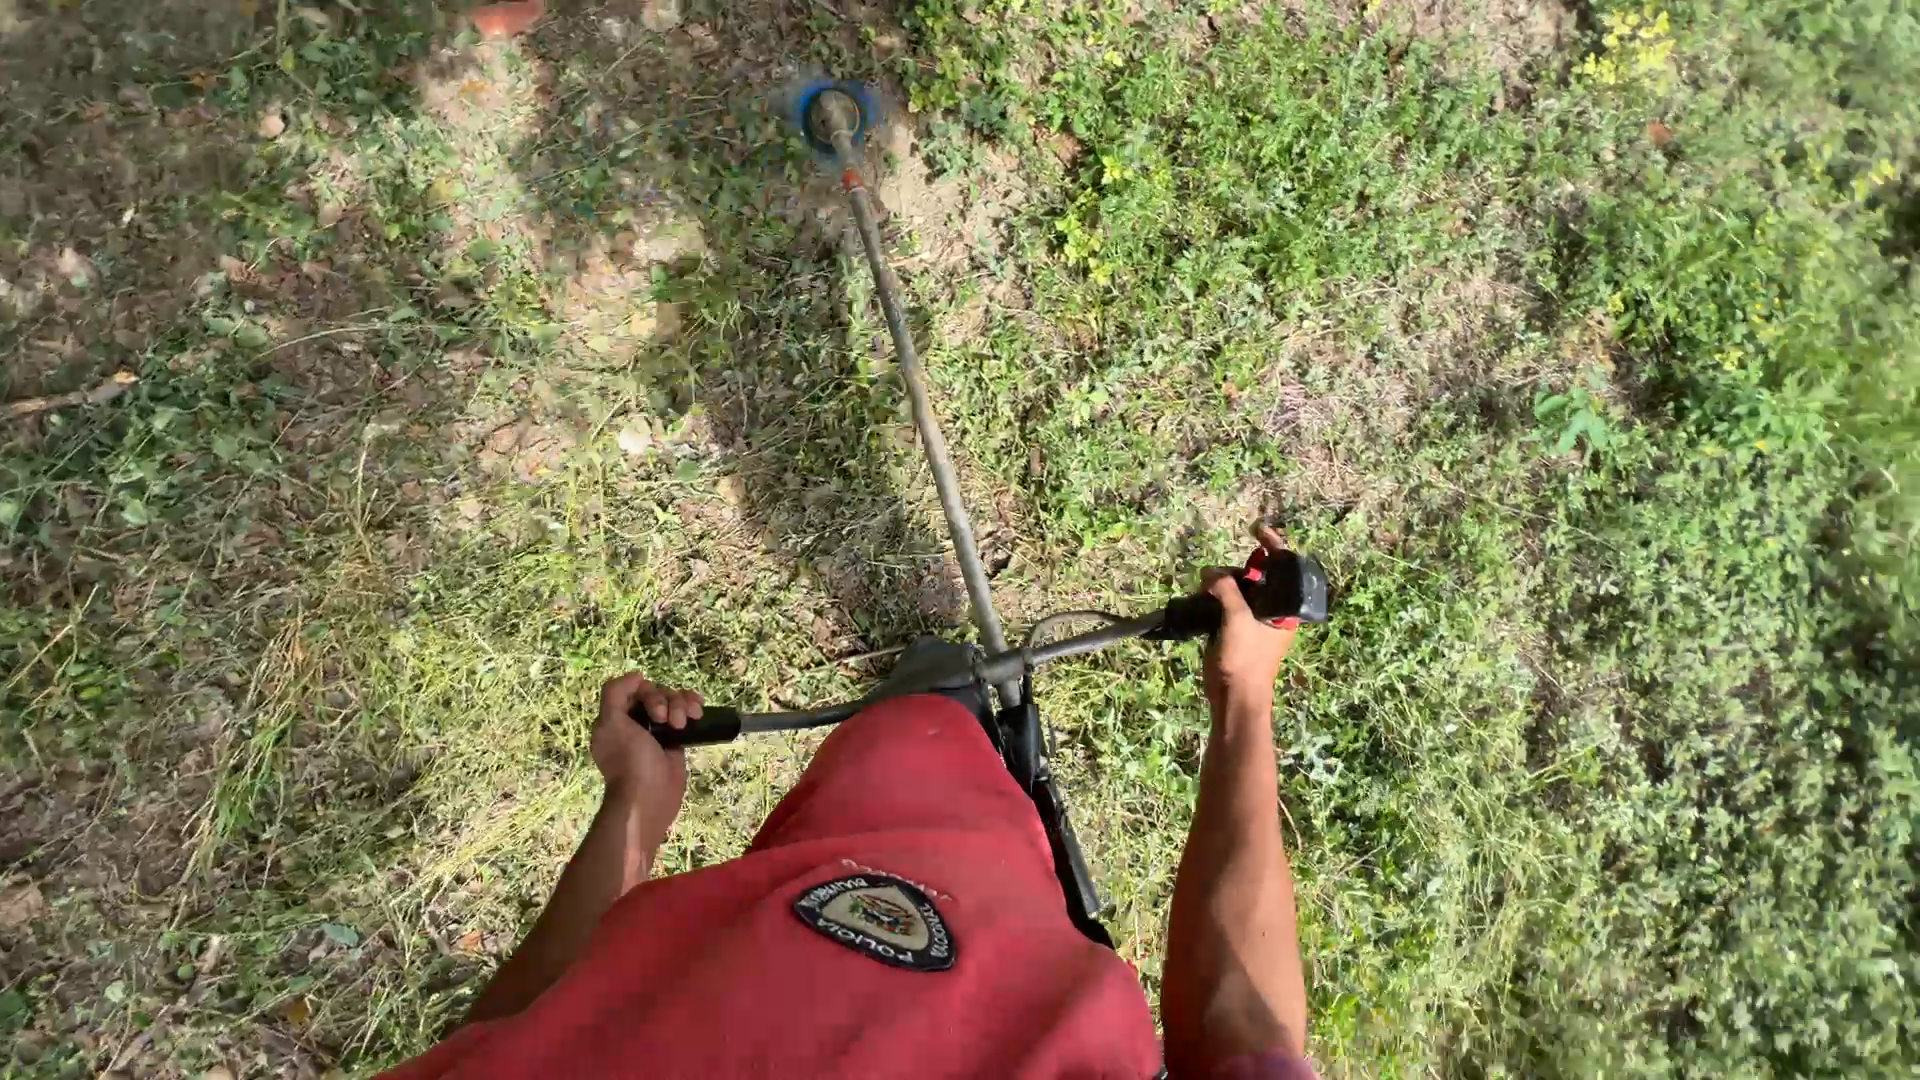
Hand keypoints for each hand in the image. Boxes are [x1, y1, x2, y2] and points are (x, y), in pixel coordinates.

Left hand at [593, 673, 698, 838]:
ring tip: (688, 721)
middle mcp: (635, 722)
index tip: (655, 713)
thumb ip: (615, 694)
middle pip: (657, 693)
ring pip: (673, 701)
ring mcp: (656, 730)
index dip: (649, 694)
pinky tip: (699, 714)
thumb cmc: (630, 760)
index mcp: (615, 718)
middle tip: (671, 722)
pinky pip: (684, 714)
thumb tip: (636, 675)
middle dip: (669, 702)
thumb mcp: (612, 724)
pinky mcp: (675, 739)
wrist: (650, 796)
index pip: (636, 689)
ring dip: (683, 705)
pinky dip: (693, 708)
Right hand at [1202, 524, 1298, 710]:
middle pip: (1256, 576)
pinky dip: (1213, 596)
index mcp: (1285, 608)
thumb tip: (1210, 574)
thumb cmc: (1247, 659)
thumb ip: (1227, 592)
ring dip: (1220, 583)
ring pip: (1237, 589)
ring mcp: (1252, 619)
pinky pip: (1224, 603)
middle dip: (1234, 570)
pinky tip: (1201, 596)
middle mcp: (1272, 610)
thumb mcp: (1238, 620)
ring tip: (1204, 588)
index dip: (1273, 545)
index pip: (1284, 568)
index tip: (1256, 529)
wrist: (1234, 695)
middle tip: (1215, 577)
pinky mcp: (1233, 628)